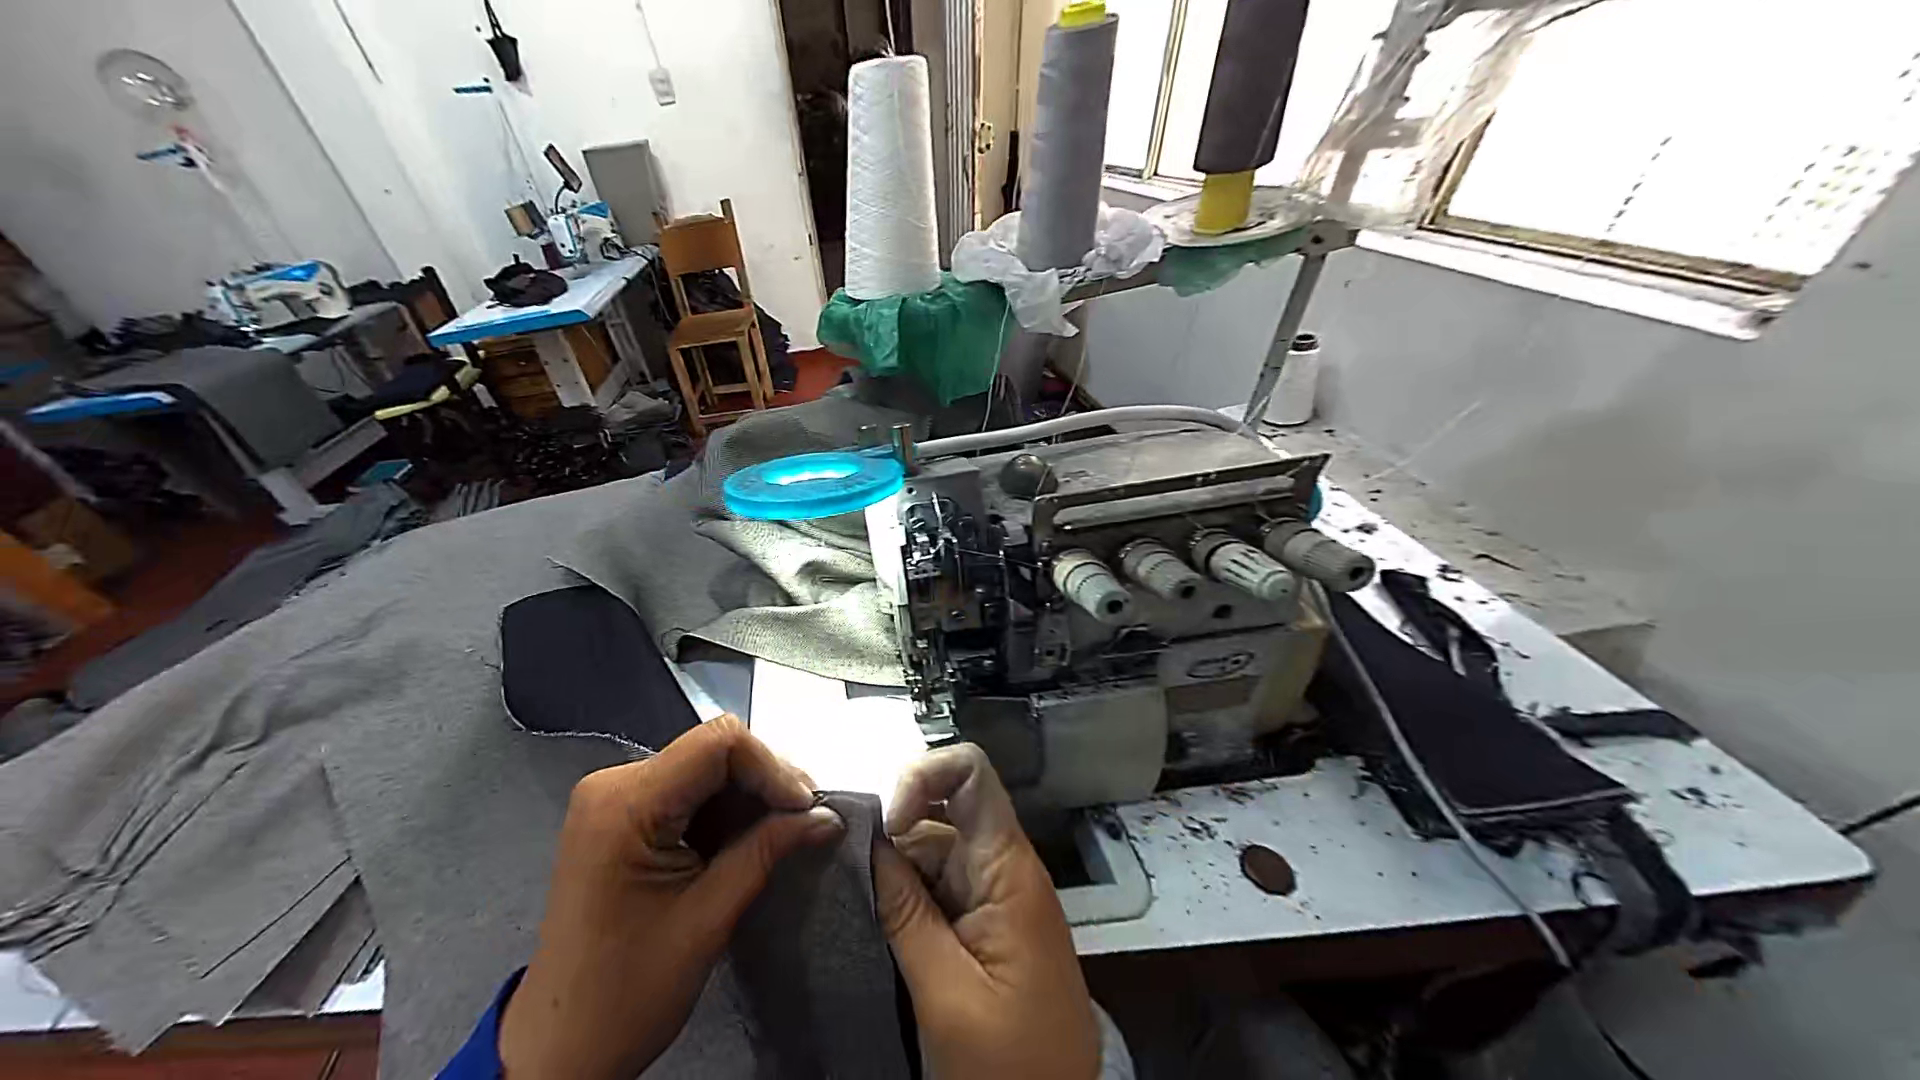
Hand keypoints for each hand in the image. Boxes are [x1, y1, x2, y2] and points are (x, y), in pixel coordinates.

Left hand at [498, 715, 844, 1078]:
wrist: (558, 1048)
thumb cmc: (627, 993)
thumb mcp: (709, 917)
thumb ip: (768, 850)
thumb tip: (826, 816)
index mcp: (624, 804)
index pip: (719, 743)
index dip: (772, 767)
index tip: (805, 807)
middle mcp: (613, 785)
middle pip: (713, 750)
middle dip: (766, 780)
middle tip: (804, 818)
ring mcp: (613, 798)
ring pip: (706, 767)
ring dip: (750, 794)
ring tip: (784, 829)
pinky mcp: (620, 816)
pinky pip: (688, 789)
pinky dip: (725, 808)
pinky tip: (749, 836)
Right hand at [875, 744, 1100, 1079]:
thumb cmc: (1011, 1062)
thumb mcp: (947, 993)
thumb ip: (906, 913)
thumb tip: (871, 843)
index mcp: (1007, 867)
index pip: (971, 773)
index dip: (923, 776)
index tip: (887, 825)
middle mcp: (1003, 865)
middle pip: (944, 807)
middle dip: (896, 828)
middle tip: (854, 871)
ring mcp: (994, 890)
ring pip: (935, 844)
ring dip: (896, 864)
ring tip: (860, 900)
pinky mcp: (984, 916)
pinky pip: (939, 880)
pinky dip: (906, 889)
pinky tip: (879, 915)